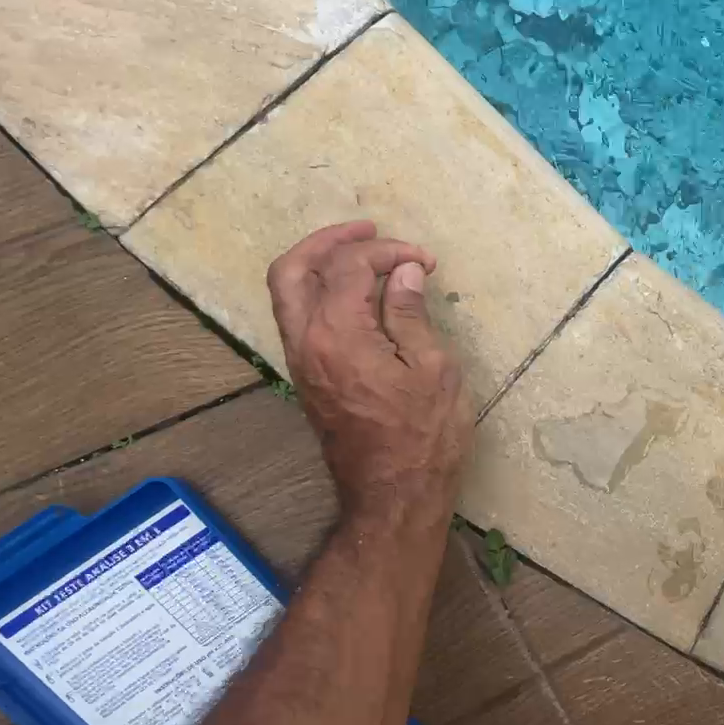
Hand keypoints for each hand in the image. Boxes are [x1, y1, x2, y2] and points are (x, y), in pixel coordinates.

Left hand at [267, 221, 471, 521]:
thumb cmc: (426, 435)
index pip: (349, 268)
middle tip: (370, 232)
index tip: (425, 261)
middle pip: (293, 270)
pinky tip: (358, 297)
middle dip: (329, 241)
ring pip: (288, 293)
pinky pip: (300, 317)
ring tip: (363, 257)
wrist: (394, 492)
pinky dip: (322, 292)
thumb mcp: (435, 371)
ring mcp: (302, 361)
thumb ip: (412, 316)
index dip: (387, 253)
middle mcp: (306, 341)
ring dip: (320, 264)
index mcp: (339, 335)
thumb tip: (404, 274)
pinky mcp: (309, 377)